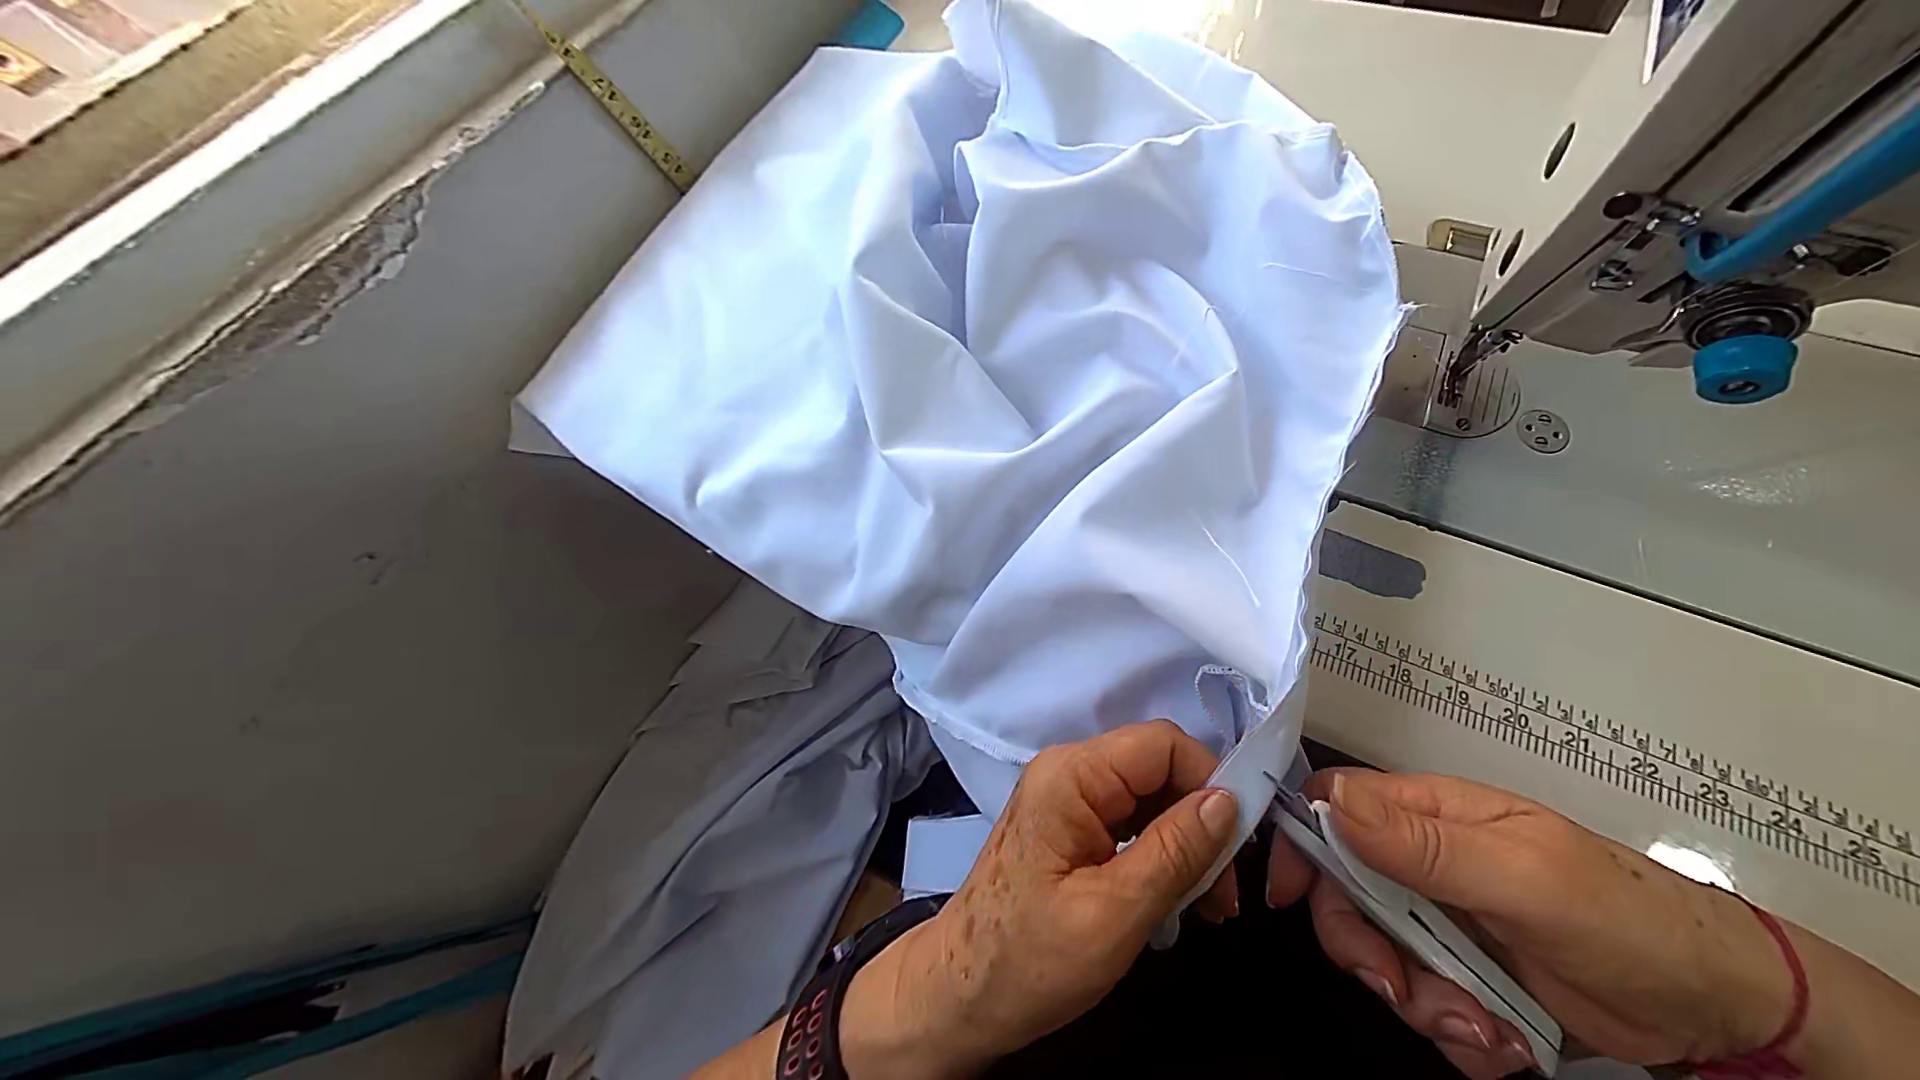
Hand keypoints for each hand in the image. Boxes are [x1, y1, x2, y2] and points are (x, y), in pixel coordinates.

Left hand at [841, 720, 1241, 1078]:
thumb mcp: (1114, 911)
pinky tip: (1179, 896)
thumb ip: (1175, 851)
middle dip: (1201, 819)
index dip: (1209, 779)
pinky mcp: (1070, 824)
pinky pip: (1130, 820)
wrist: (962, 992)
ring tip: (1209, 905)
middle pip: (1157, 768)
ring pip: (1149, 796)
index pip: (1160, 742)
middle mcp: (1068, 771)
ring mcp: (1067, 797)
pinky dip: (1161, 852)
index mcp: (1071, 775)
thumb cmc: (1031, 957)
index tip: (1240, 842)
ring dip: (1186, 843)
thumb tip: (1230, 800)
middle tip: (1226, 892)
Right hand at [1266, 769, 1793, 1077]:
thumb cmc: (1624, 917)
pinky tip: (1501, 1042)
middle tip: (1397, 987)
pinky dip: (1453, 1030)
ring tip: (1482, 1029)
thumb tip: (1330, 799)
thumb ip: (1420, 840)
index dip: (1300, 841)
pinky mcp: (1464, 972)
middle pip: (1341, 889)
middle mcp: (1421, 859)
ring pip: (1379, 951)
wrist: (1721, 1011)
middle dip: (1361, 945)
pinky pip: (1422, 998)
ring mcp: (1441, 917)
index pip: (1331, 805)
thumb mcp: (1519, 876)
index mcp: (1428, 813)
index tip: (1287, 893)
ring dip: (1418, 1000)